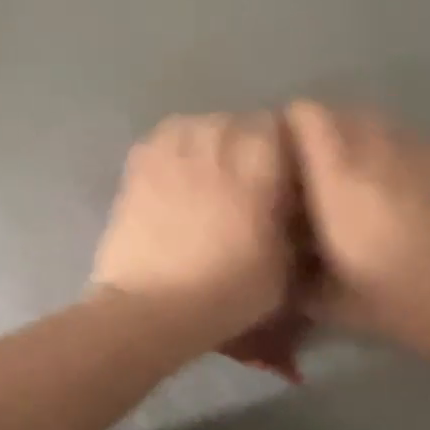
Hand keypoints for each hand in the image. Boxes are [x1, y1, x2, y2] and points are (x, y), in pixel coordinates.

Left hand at [92, 112, 295, 342]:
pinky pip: (164, 138)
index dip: (284, 151)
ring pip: (200, 124)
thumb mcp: (283, 266)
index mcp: (260, 163)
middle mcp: (217, 142)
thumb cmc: (226, 292)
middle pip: (240, 122)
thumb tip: (288, 204)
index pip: (281, 128)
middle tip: (247, 180)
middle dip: (246, 145)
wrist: (152, 306)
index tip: (284, 177)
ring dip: (209, 142)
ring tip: (209, 174)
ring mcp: (173, 148)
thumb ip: (291, 224)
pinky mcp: (138, 163)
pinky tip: (176, 175)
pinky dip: (174, 149)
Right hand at [285, 99, 429, 360]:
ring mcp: (419, 151)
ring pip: (375, 124)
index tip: (278, 163)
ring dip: (357, 143)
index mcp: (341, 176)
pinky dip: (391, 156)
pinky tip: (396, 197)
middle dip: (318, 138)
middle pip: (338, 113)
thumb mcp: (328, 302)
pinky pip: (407, 141)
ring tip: (354, 186)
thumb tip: (278, 258)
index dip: (286, 131)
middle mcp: (378, 150)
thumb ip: (294, 272)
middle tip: (310, 180)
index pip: (303, 115)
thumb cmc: (399, 303)